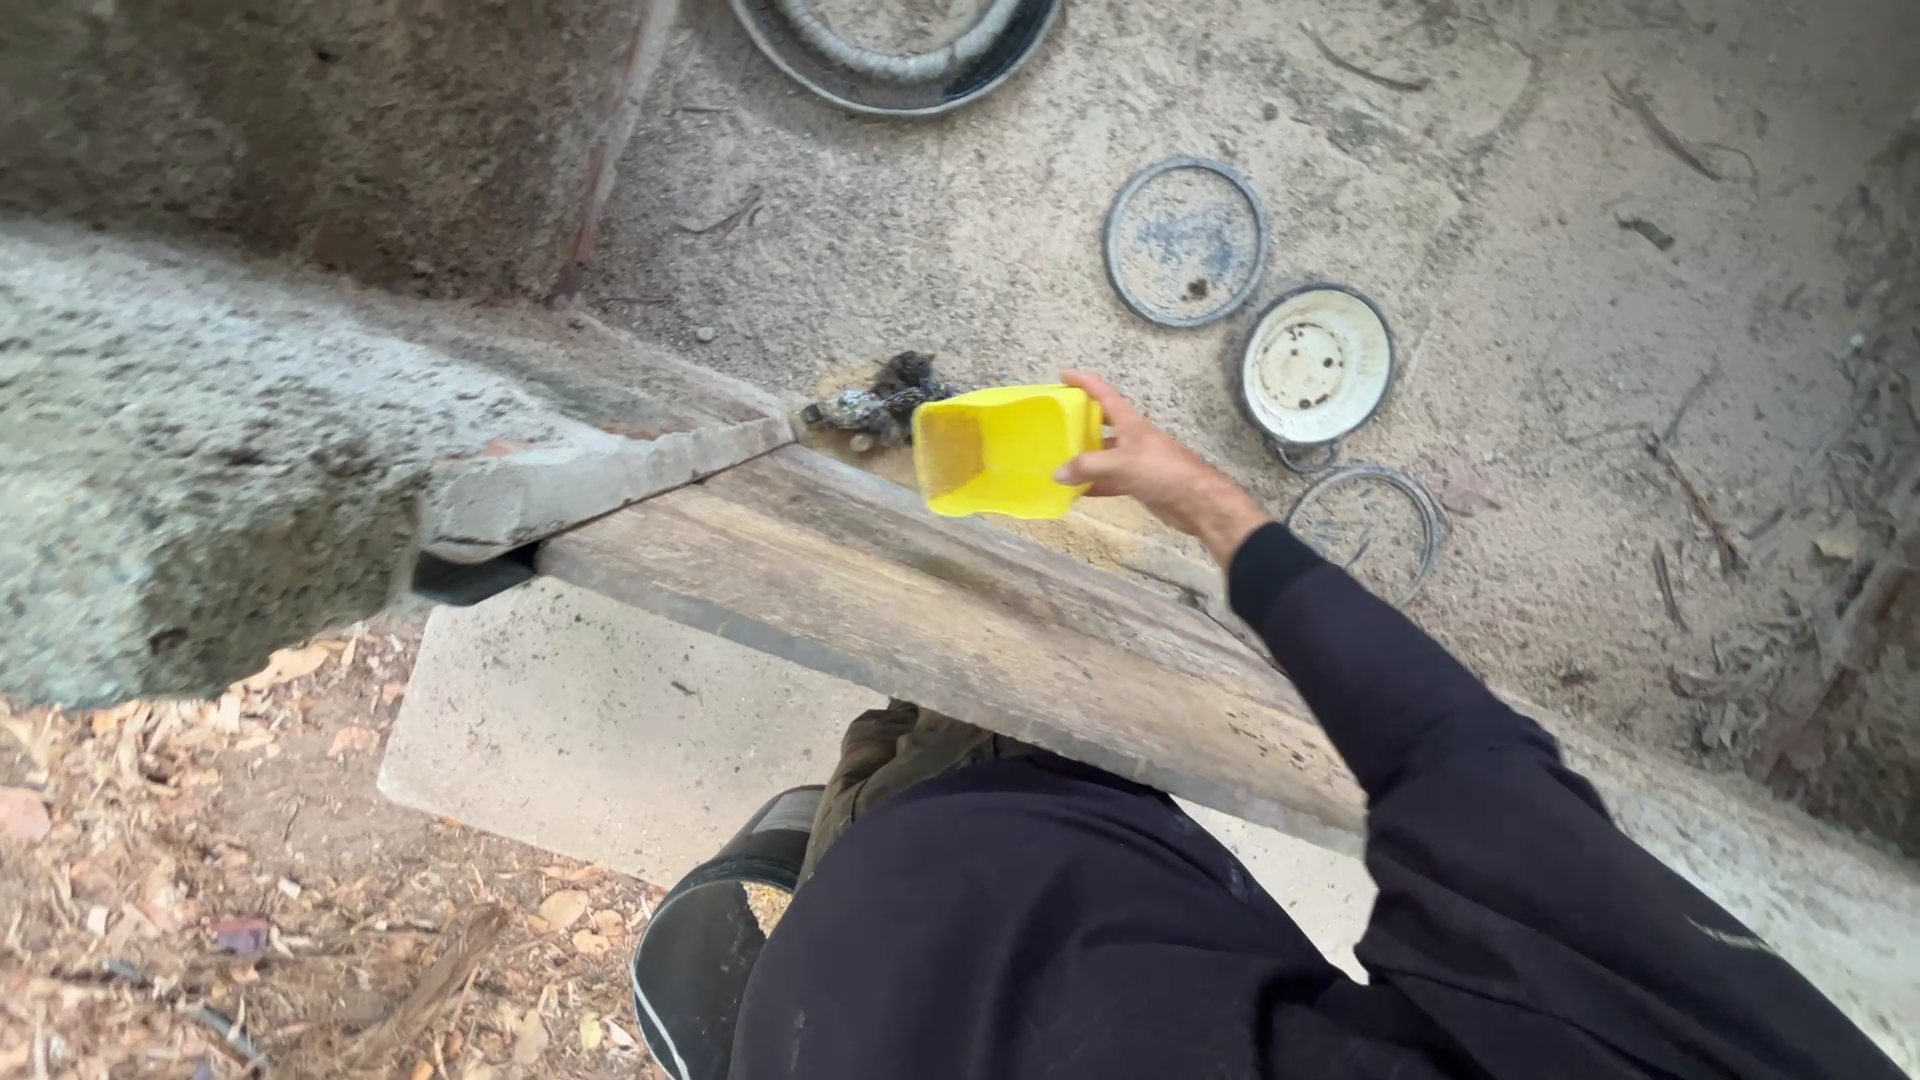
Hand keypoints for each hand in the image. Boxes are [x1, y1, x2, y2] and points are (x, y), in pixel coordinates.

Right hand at [1055, 370, 1269, 567]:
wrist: (1197, 501)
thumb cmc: (1163, 471)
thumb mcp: (1122, 463)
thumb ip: (1088, 466)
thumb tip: (1057, 473)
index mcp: (1130, 424)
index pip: (1104, 395)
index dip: (1085, 382)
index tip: (1063, 375)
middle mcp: (1132, 438)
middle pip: (1102, 424)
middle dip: (1080, 421)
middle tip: (1055, 424)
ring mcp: (1135, 461)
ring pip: (1103, 455)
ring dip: (1084, 457)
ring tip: (1058, 460)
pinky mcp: (1138, 482)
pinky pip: (1109, 480)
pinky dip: (1093, 484)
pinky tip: (1076, 491)